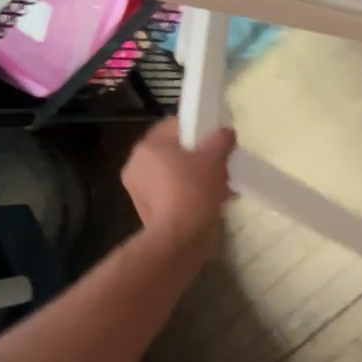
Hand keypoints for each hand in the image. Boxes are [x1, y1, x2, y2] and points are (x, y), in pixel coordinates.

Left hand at [121, 119, 235, 258]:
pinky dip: (189, 192)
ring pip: (173, 172)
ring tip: (221, 184)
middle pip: (173, 150)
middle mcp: (136, 164)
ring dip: (195, 175)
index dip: (198, 127)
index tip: (216, 137)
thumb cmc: (194, 188)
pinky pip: (171, 191)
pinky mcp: (146, 209)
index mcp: (148, 147)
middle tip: (220, 161)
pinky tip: (211, 199)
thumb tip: (224, 133)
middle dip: (198, 155)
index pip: (174, 125)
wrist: (180, 235)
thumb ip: (221, 138)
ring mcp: (138, 189)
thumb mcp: (216, 156)